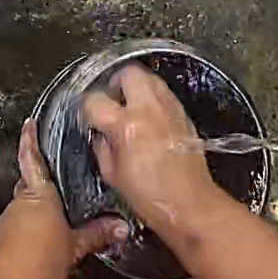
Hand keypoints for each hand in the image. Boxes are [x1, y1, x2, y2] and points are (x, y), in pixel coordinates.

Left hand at [0, 120, 128, 278]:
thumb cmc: (38, 258)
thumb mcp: (75, 246)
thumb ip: (97, 234)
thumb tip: (122, 227)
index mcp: (37, 193)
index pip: (31, 157)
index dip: (29, 138)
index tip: (29, 122)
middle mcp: (20, 201)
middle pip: (30, 181)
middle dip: (42, 176)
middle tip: (60, 171)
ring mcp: (10, 219)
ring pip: (26, 203)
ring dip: (41, 204)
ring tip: (62, 206)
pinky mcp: (5, 238)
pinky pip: (23, 222)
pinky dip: (35, 223)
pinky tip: (49, 233)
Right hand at [80, 63, 224, 229]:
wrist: (190, 205)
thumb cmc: (152, 197)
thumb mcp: (113, 175)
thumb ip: (102, 147)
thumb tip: (100, 134)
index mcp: (126, 126)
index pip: (95, 100)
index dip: (87, 107)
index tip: (88, 115)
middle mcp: (149, 110)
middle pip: (128, 73)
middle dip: (114, 82)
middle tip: (111, 98)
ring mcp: (170, 110)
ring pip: (150, 78)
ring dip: (136, 87)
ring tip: (130, 105)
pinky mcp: (184, 115)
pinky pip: (165, 94)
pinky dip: (154, 99)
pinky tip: (150, 118)